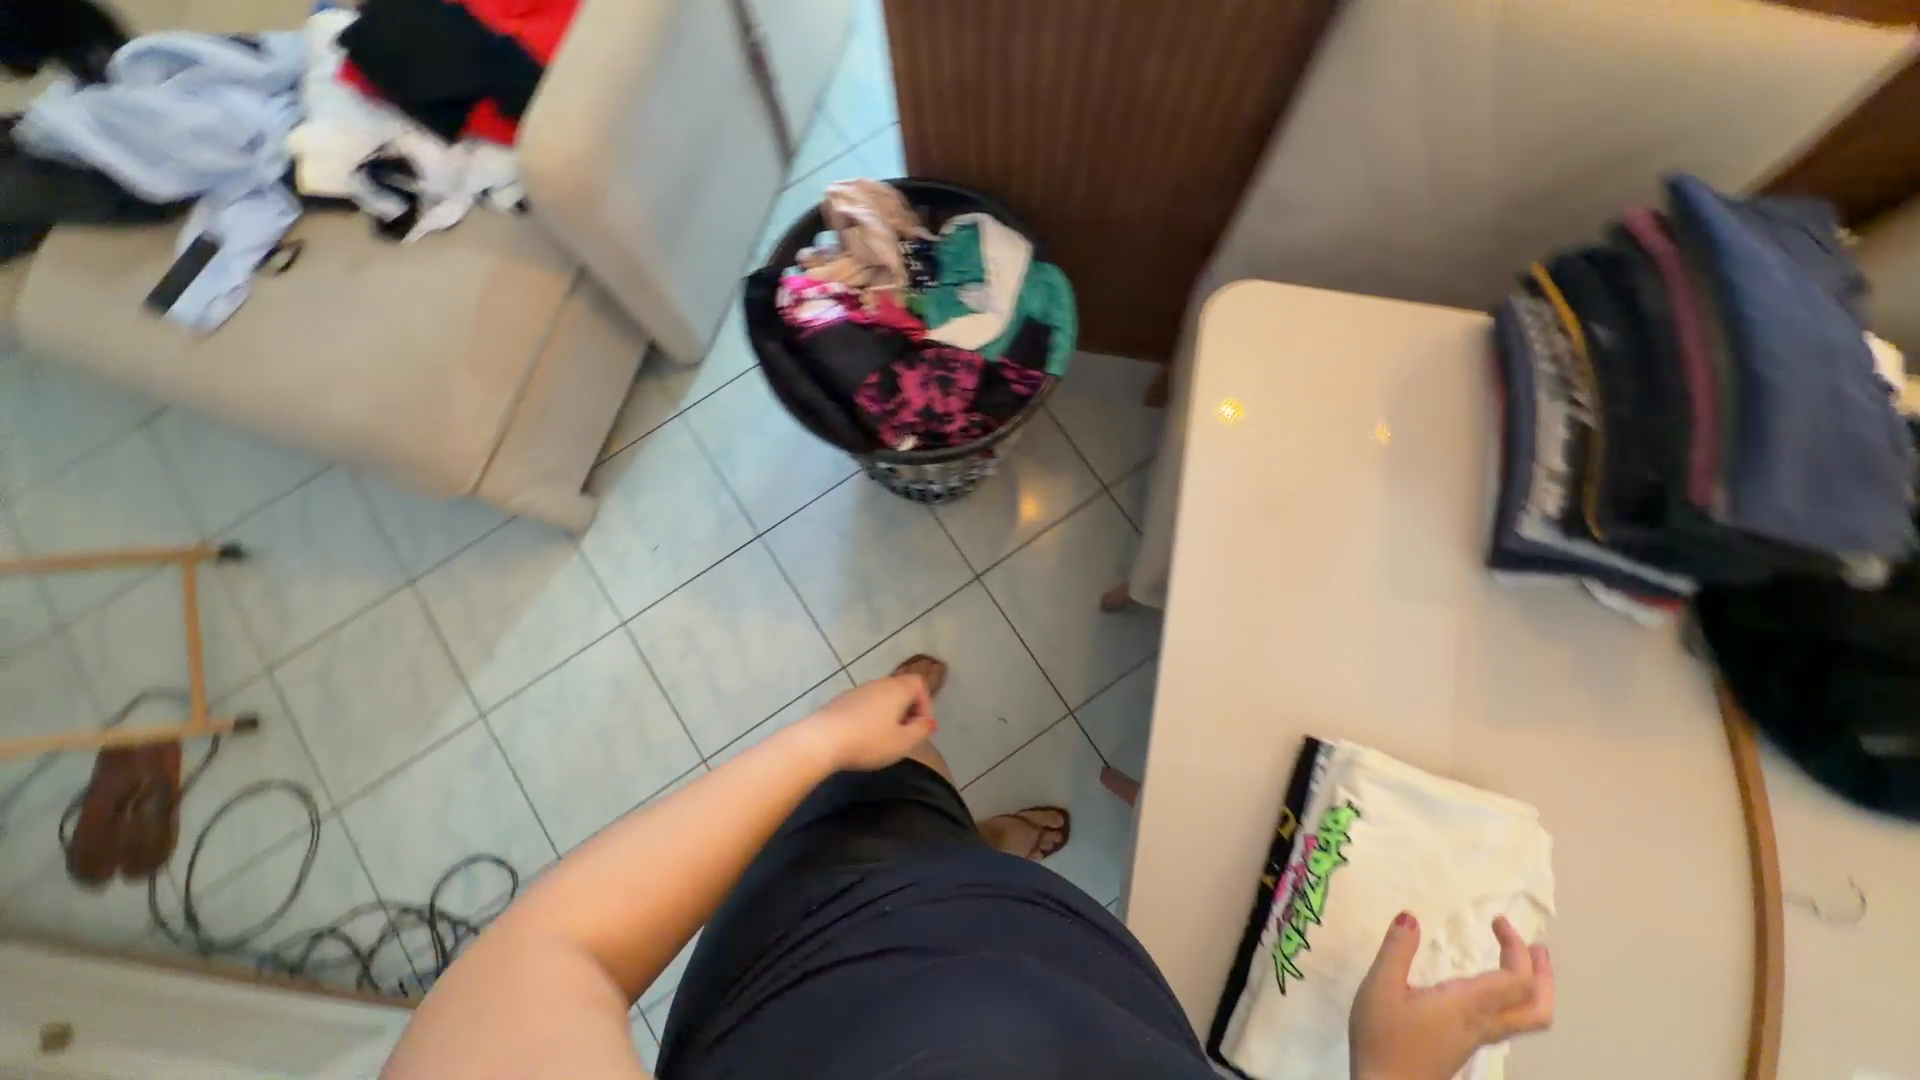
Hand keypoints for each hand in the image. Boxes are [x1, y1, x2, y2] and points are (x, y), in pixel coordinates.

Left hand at [797, 674, 936, 772]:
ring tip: (884, 738)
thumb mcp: (903, 742)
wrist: (822, 739)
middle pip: (900, 689)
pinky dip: (870, 717)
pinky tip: (863, 737)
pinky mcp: (841, 701)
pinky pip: (864, 705)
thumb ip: (921, 730)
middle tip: (905, 734)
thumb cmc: (869, 741)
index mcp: (897, 689)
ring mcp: (857, 691)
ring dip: (888, 714)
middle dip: (907, 710)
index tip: (920, 727)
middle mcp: (878, 684)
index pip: (920, 684)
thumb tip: (928, 722)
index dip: (925, 704)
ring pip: (881, 698)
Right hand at [1349, 913, 1553, 1079]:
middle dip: (1544, 977)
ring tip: (1522, 965)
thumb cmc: (1383, 1037)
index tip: (1497, 921)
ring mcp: (1476, 1038)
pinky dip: (1512, 1000)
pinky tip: (1487, 990)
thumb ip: (1397, 950)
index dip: (1516, 948)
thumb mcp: (1380, 986)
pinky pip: (1506, 1022)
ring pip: (1526, 1019)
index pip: (1515, 979)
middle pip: (1537, 1008)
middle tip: (1537, 948)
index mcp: (1467, 1005)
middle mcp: (1482, 1023)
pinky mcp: (1465, 1046)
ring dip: (1534, 990)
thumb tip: (1410, 916)